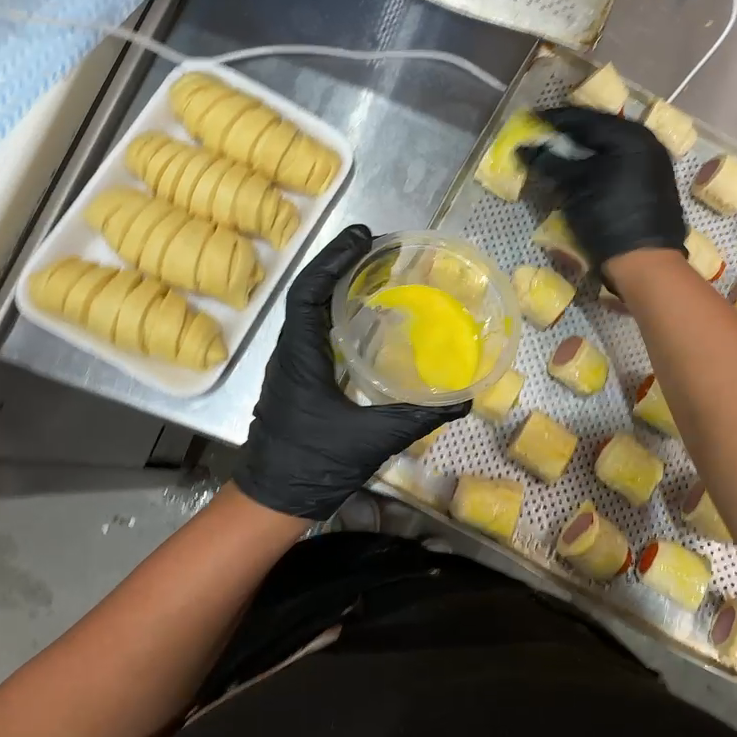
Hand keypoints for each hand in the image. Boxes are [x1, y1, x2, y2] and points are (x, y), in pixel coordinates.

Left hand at [236, 225, 471, 520]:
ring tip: (376, 274)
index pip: (308, 292)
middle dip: (341, 266)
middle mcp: (291, 353)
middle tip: (380, 250)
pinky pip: (316, 334)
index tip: (362, 237)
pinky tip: (367, 322)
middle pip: (311, 294)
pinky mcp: (297, 381)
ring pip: (311, 313)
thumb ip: (417, 417)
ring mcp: (291, 367)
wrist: (273, 499)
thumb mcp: (372, 439)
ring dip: (338, 288)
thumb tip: (463, 400)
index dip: (333, 259)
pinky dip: (338, 316)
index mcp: (300, 356)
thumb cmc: (314, 464)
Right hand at [518, 106, 686, 271]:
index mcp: (630, 136)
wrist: (645, 262)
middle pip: (600, 130)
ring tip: (557, 154)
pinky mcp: (652, 184)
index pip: (585, 117)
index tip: (531, 119)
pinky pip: (619, 164)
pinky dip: (598, 165)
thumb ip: (551, 163)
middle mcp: (646, 143)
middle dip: (570, 134)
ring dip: (583, 150)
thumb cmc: (608, 217)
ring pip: (610, 148)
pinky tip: (580, 173)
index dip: (555, 118)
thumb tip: (524, 148)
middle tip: (543, 136)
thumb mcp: (576, 187)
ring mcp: (653, 164)